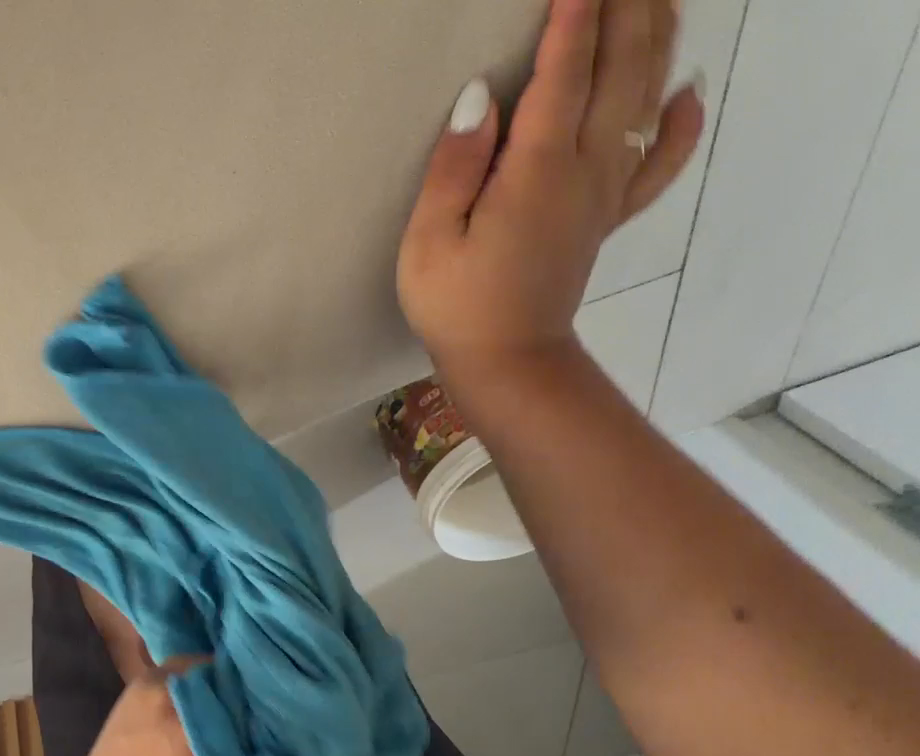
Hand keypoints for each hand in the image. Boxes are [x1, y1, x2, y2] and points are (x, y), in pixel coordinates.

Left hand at [55, 661, 367, 755]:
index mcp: (192, 734)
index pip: (266, 702)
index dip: (305, 707)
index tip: (340, 719)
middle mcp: (175, 694)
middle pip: (249, 677)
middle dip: (284, 690)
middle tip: (325, 706)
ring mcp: (159, 678)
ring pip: (228, 666)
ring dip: (257, 681)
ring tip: (292, 699)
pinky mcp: (150, 674)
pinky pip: (204, 664)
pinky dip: (230, 676)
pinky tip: (251, 695)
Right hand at [397, 0, 704, 377]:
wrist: (505, 359)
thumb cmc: (454, 302)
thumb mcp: (429, 240)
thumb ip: (453, 168)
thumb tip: (477, 97)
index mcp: (535, 171)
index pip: (563, 76)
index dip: (572, 21)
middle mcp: (584, 169)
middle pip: (620, 72)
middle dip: (624, 14)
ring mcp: (605, 192)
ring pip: (646, 100)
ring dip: (655, 42)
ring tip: (654, 1)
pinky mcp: (608, 215)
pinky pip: (658, 162)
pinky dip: (680, 123)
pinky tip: (686, 92)